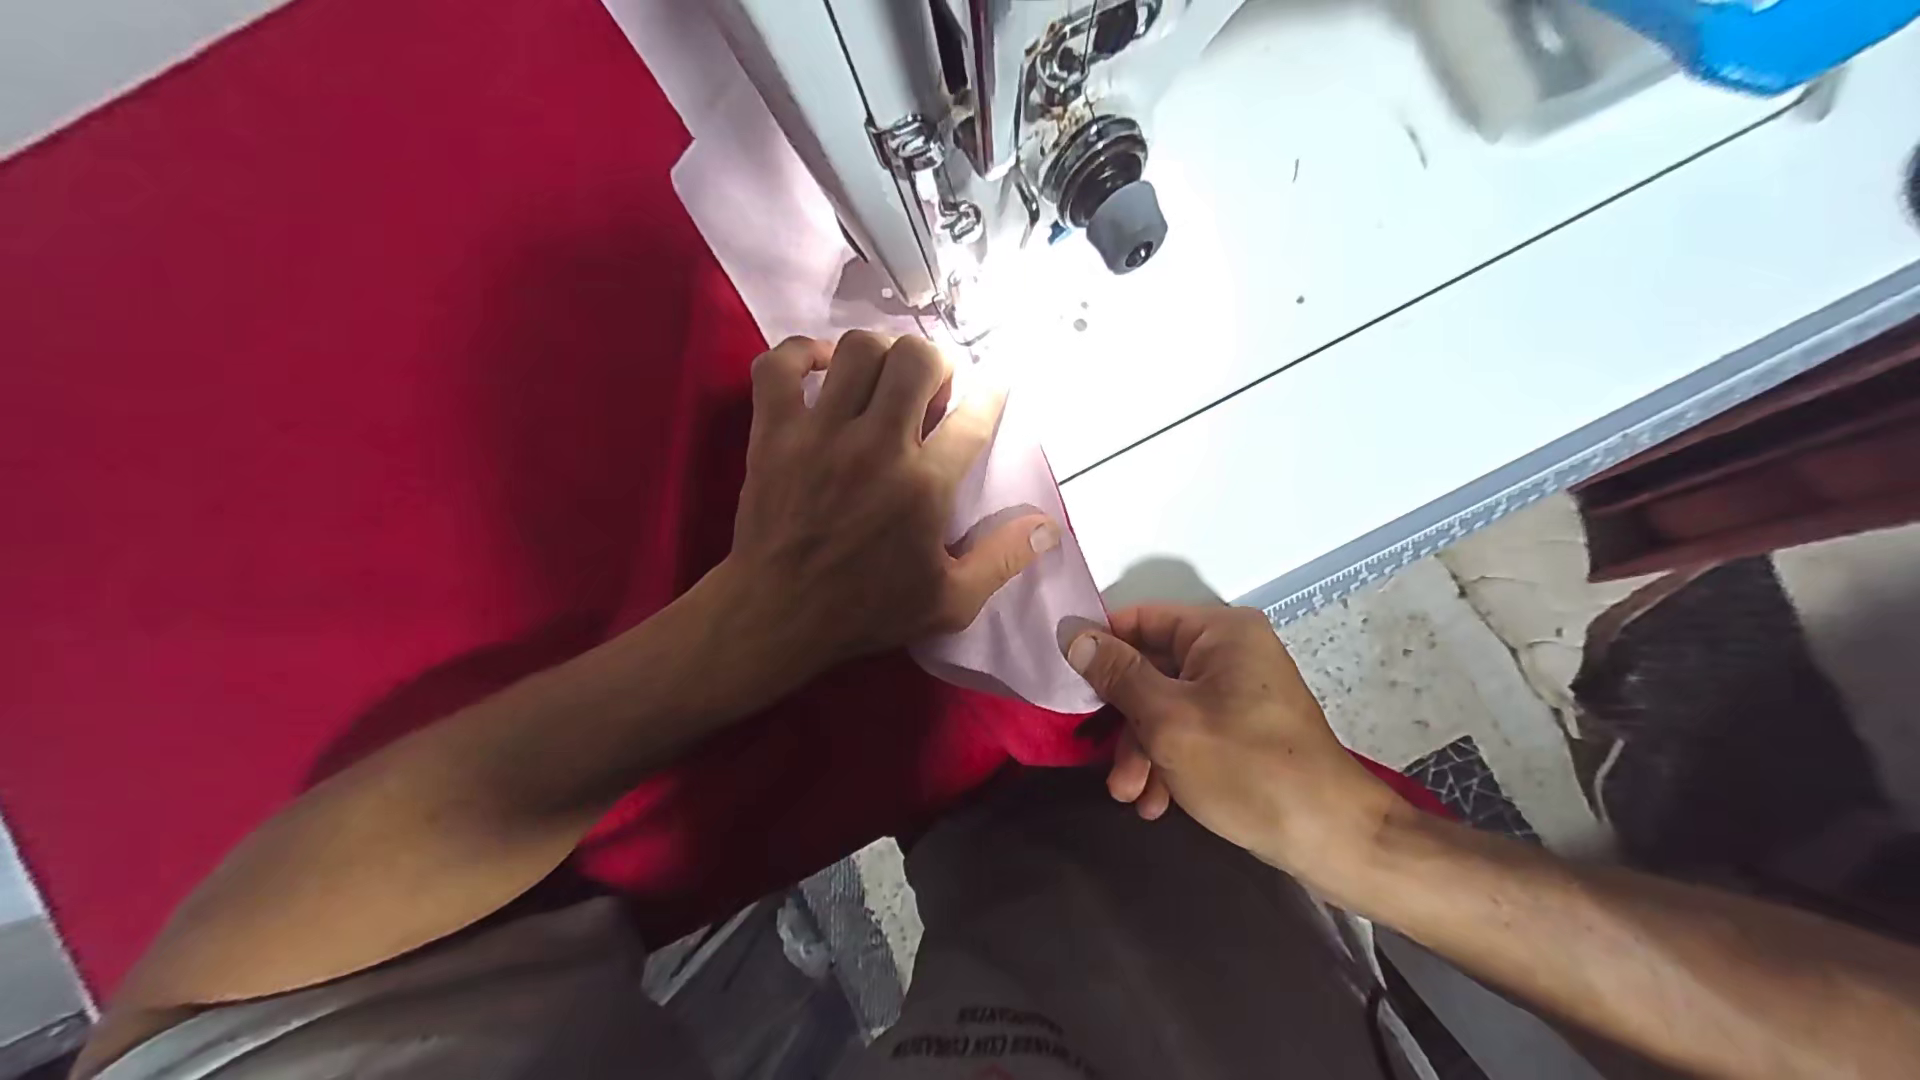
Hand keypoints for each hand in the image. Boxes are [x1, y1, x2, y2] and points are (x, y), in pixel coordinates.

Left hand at [715, 331, 1058, 698]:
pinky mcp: (773, 432)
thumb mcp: (950, 602)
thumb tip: (1050, 528)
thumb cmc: (866, 611)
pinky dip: (801, 352)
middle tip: (932, 388)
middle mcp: (876, 446)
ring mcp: (819, 434)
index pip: (972, 417)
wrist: (778, 615)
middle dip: (935, 362)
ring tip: (884, 377)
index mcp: (924, 486)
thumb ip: (1003, 560)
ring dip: (881, 352)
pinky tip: (822, 368)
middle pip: (916, 359)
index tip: (991, 388)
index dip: (990, 393)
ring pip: (857, 349)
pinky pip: (780, 364)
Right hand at [1063, 606, 1400, 882]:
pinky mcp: (1241, 727)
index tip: (1067, 683)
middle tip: (1104, 762)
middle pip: (1149, 670)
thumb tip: (1072, 634)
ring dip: (1142, 751)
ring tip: (1132, 797)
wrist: (1334, 841)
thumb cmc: (1246, 768)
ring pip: (1164, 706)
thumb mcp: (1166, 719)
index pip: (1140, 620)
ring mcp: (1237, 691)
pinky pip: (1189, 728)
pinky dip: (1168, 761)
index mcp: (1219, 632)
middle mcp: (1229, 652)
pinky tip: (1157, 802)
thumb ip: (1116, 674)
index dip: (1099, 648)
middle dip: (1124, 722)